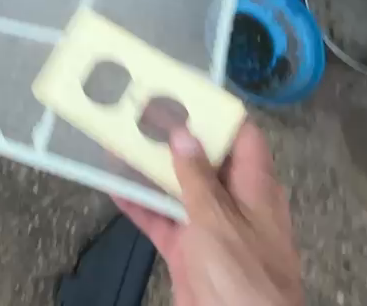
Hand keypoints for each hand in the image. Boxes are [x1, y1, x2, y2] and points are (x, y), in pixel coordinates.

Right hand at [114, 122, 303, 305]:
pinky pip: (161, 219)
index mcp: (255, 190)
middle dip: (172, 136)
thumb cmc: (242, 277)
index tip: (181, 89)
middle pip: (203, 159)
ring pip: (177, 187)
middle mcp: (234, 204)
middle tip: (136, 109)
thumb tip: (183, 132)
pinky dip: (139, 203)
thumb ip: (197, 177)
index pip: (242, 137)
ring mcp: (211, 229)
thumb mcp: (219, 221)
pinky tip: (111, 184)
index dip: (215, 112)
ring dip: (148, 167)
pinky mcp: (189, 252)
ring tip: (116, 138)